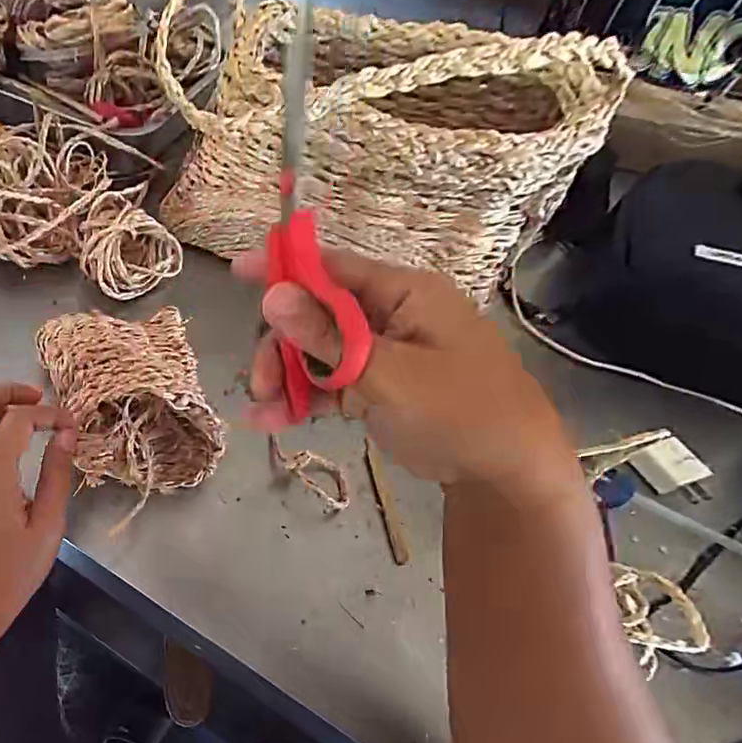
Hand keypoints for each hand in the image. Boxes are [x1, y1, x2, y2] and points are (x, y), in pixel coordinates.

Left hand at [0, 383, 76, 654]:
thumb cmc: (16, 569)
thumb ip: (57, 474)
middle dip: (3, 392)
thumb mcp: (49, 524)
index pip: (15, 422)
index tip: (70, 422)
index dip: (46, 413)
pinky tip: (11, 438)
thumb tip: (67, 434)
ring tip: (24, 412)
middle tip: (36, 397)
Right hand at [234, 248, 576, 494]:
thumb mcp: (390, 375)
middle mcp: (386, 317)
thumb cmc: (461, 411)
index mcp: (403, 295)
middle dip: (280, 348)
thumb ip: (329, 338)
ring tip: (265, 412)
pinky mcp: (371, 388)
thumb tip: (272, 296)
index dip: (285, 269)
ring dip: (284, 380)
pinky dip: (300, 401)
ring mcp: (378, 354)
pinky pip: (325, 385)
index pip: (334, 269)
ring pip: (313, 354)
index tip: (237, 271)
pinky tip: (271, 422)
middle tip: (259, 384)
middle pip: (313, 317)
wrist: (504, 474)